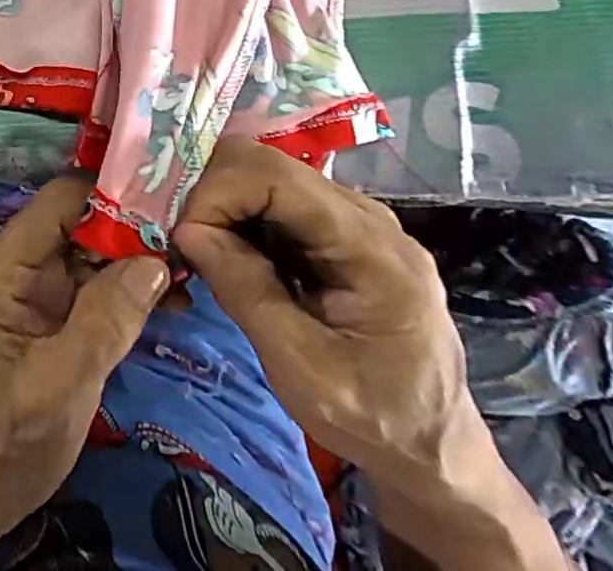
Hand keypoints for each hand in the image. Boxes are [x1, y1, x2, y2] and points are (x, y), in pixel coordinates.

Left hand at [0, 177, 168, 568]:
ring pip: (93, 250)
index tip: (168, 204)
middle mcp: (18, 264)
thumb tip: (156, 262)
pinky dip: (132, 287)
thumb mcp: (64, 380)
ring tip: (194, 271)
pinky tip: (175, 300)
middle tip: (193, 238)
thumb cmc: (13, 435)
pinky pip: (97, 283)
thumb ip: (107, 319)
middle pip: (80, 221)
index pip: (58, 202)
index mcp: (4, 266)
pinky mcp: (55, 310)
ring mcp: (37, 286)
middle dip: (134, 227)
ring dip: (140, 258)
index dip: (111, 195)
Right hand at [171, 140, 478, 489]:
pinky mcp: (333, 231)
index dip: (216, 193)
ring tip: (196, 248)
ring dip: (218, 203)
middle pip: (267, 164)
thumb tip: (186, 231)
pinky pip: (271, 200)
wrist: (430, 447)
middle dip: (210, 193)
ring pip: (263, 175)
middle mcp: (366, 218)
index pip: (277, 177)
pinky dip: (234, 216)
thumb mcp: (302, 370)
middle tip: (181, 240)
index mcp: (373, 250)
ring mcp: (351, 220)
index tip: (183, 238)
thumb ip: (247, 293)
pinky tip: (223, 252)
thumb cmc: (373, 419)